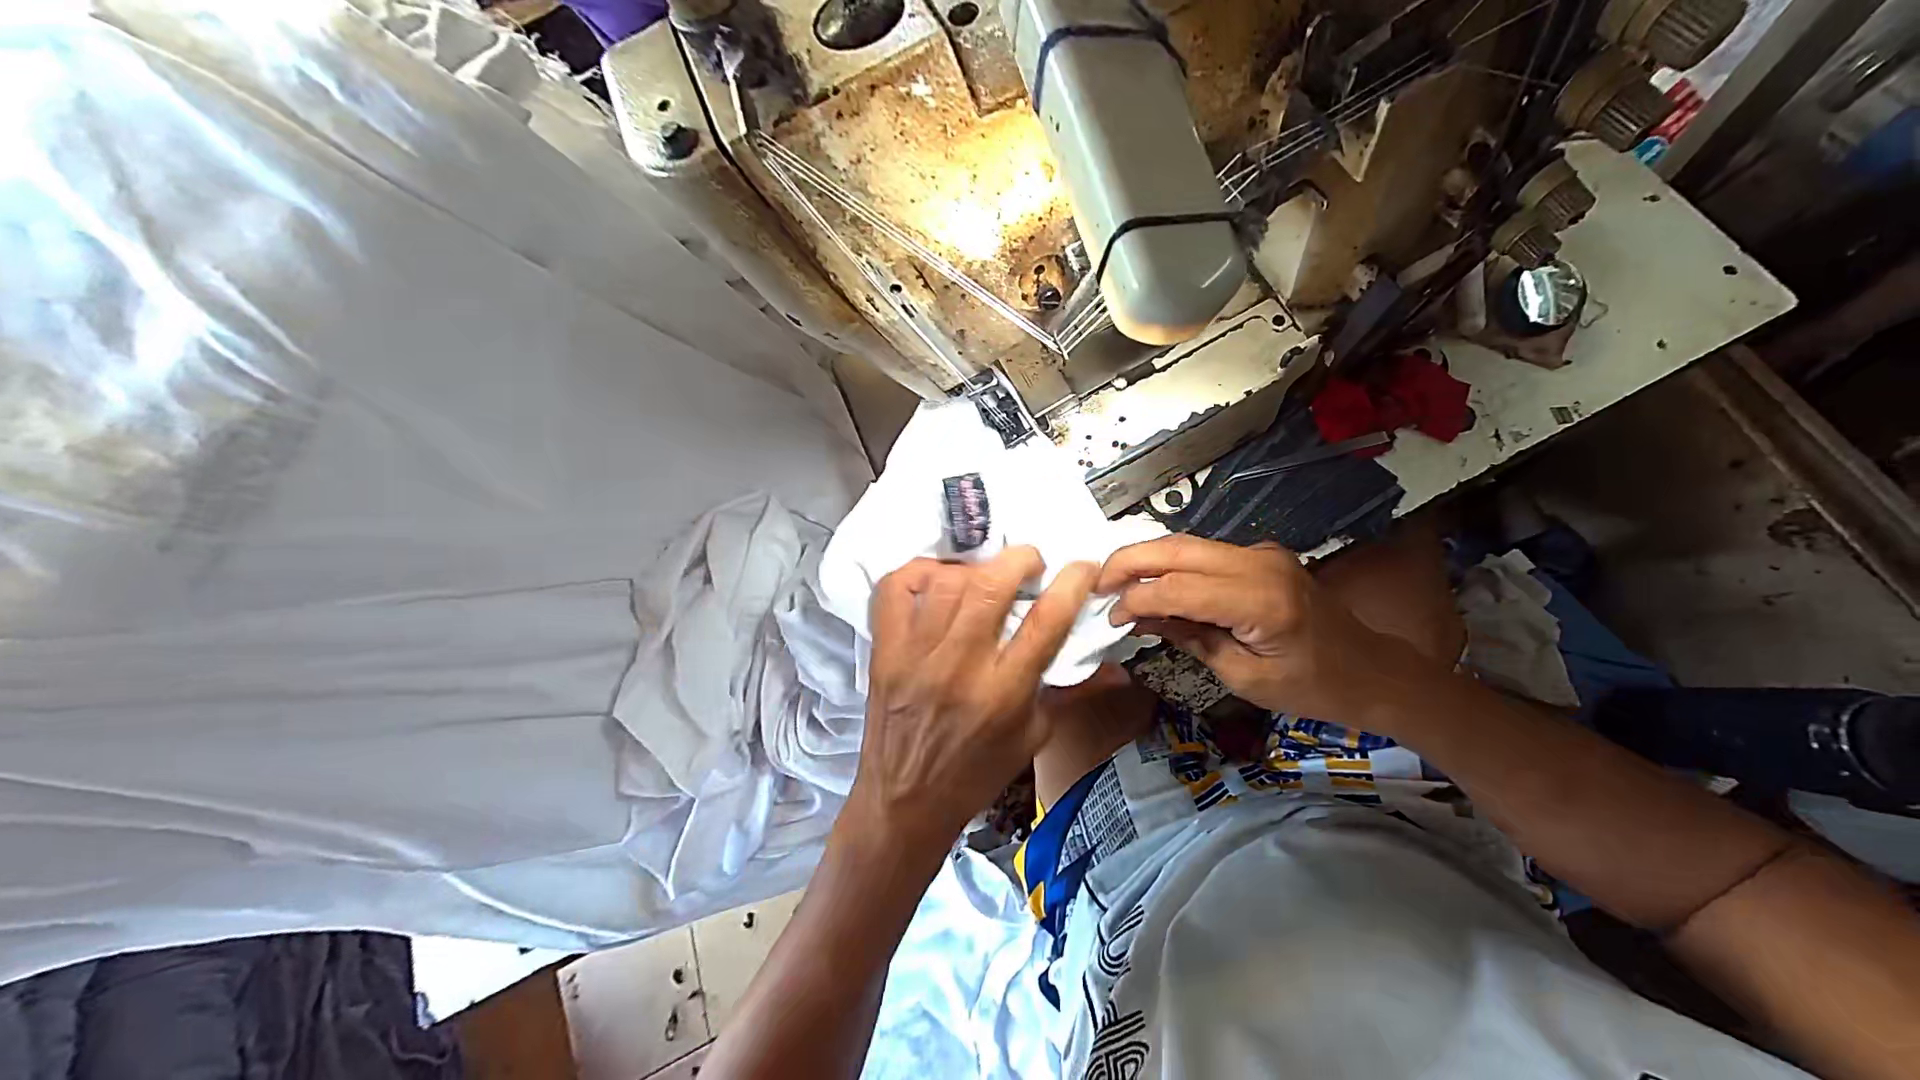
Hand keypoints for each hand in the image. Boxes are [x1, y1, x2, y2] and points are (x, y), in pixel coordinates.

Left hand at [848, 546, 1096, 851]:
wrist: (906, 802)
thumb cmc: (976, 773)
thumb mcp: (1033, 737)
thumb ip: (1071, 693)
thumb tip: (1118, 668)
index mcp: (1005, 692)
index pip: (1047, 621)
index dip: (1072, 582)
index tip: (1082, 566)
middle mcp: (961, 667)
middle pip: (992, 587)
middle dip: (1020, 560)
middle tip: (1030, 564)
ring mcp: (917, 656)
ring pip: (947, 583)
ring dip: (974, 568)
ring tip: (985, 576)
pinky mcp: (885, 651)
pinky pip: (894, 590)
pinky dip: (918, 572)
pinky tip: (937, 579)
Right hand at [1098, 535, 1428, 725]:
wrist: (1372, 671)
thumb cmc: (1312, 687)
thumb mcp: (1243, 675)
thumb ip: (1189, 636)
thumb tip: (1138, 617)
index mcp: (1260, 600)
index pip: (1178, 587)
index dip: (1137, 598)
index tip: (1110, 616)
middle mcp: (1259, 563)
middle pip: (1177, 548)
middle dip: (1128, 561)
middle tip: (1095, 583)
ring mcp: (1262, 553)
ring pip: (1186, 543)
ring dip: (1146, 559)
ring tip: (1113, 582)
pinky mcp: (1260, 555)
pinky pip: (1203, 553)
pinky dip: (1170, 564)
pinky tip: (1151, 581)